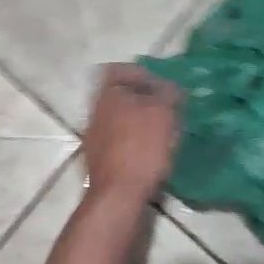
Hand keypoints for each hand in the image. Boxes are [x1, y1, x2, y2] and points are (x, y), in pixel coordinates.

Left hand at [82, 64, 182, 203]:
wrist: (118, 194)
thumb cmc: (141, 147)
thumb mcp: (163, 114)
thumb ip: (166, 94)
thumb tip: (169, 86)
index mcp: (107, 92)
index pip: (120, 70)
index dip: (143, 74)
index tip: (163, 86)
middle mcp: (96, 109)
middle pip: (120, 94)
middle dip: (144, 98)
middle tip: (167, 107)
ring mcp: (94, 133)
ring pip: (120, 117)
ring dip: (140, 120)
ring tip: (164, 131)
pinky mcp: (99, 156)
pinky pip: (119, 138)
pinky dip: (135, 140)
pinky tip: (152, 151)